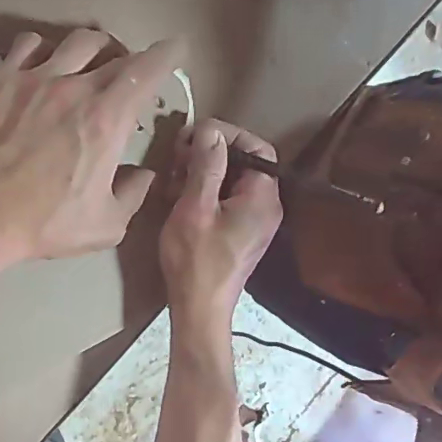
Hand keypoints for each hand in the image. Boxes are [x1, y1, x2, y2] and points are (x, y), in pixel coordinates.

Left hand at [0, 29, 181, 267]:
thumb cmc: (46, 225)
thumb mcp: (106, 225)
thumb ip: (133, 195)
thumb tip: (144, 176)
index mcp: (107, 120)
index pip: (147, 70)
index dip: (167, 54)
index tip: (176, 48)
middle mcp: (74, 88)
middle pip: (114, 52)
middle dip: (131, 58)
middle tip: (131, 73)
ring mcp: (33, 80)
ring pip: (74, 42)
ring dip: (93, 49)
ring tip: (90, 64)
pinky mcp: (0, 82)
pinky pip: (28, 45)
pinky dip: (45, 50)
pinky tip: (43, 66)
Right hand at [160, 121, 282, 330]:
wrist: (199, 310)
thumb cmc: (195, 261)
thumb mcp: (195, 207)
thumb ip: (206, 166)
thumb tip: (210, 131)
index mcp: (262, 198)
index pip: (257, 148)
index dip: (227, 134)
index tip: (194, 136)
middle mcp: (266, 207)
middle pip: (245, 163)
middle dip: (210, 153)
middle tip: (178, 156)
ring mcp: (255, 222)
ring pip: (233, 181)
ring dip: (203, 172)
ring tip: (174, 178)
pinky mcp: (241, 234)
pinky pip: (228, 200)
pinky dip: (206, 192)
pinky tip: (179, 198)